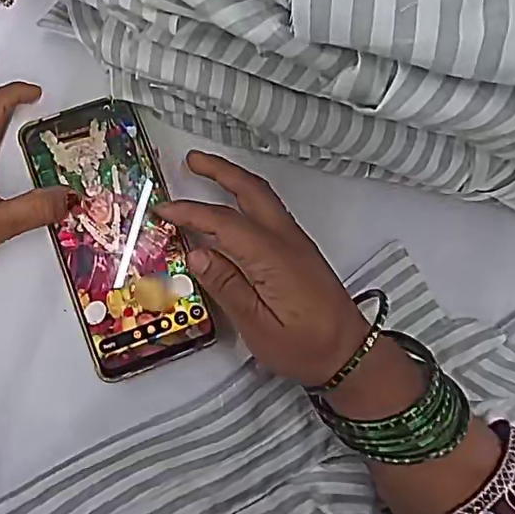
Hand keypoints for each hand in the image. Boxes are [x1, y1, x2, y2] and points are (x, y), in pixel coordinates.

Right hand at [156, 151, 424, 418]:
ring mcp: (296, 242)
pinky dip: (246, 196)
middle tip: (191, 159)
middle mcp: (286, 241)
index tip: (164, 210)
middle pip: (250, 191)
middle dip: (219, 170)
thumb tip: (197, 256)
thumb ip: (228, 288)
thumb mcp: (259, 328)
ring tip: (207, 171)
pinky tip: (233, 206)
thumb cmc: (307, 347)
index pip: (224, 222)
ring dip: (234, 179)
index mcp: (273, 258)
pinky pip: (269, 210)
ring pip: (262, 196)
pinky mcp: (299, 250)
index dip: (190, 213)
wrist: (350, 354)